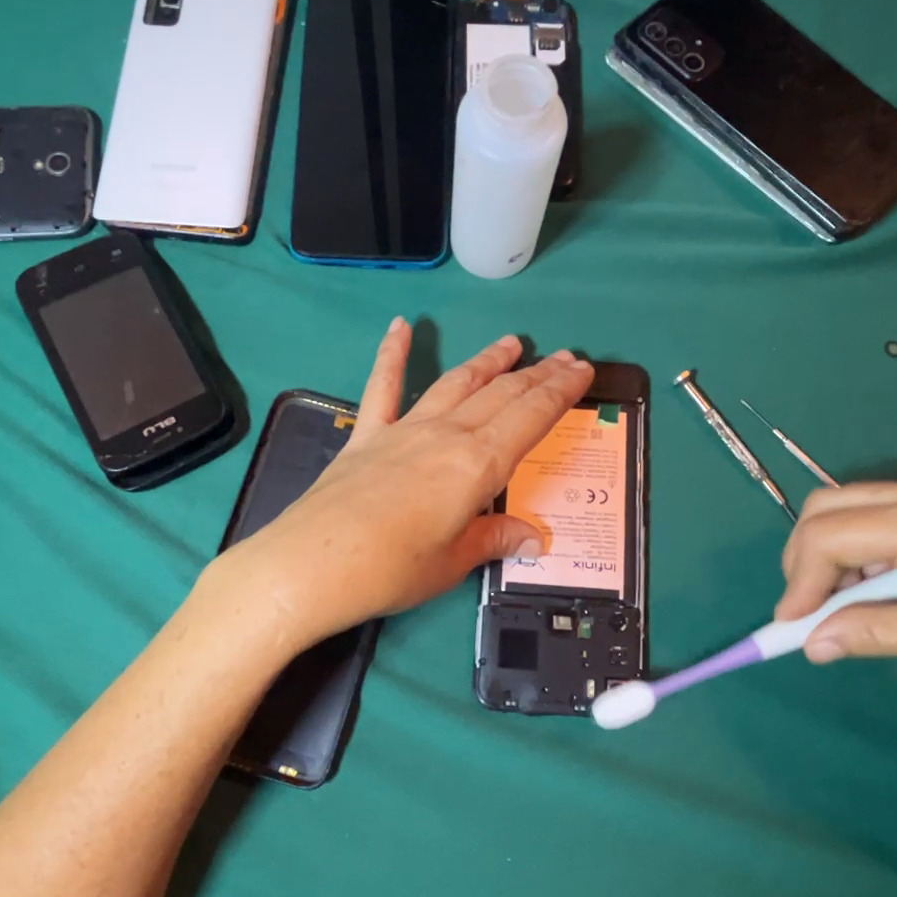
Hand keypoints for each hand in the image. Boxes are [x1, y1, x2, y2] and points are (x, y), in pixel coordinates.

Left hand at [216, 318, 594, 645]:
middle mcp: (446, 435)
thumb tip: (535, 539)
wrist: (314, 564)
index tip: (582, 370)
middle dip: (537, 374)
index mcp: (478, 465)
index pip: (530, 418)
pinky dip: (392, 354)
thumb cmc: (393, 570)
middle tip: (563, 357)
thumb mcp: (454, 562)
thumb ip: (494, 539)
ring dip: (486, 362)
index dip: (560, 392)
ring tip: (511, 343)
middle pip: (500, 395)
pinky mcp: (366, 435)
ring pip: (455, 383)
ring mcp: (404, 429)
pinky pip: (383, 386)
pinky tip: (400, 326)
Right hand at [776, 474, 896, 710]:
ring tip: (850, 610)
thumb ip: (877, 633)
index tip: (792, 628)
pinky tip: (889, 591)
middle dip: (807, 558)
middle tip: (811, 613)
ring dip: (839, 555)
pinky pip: (895, 515)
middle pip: (833, 505)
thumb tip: (812, 644)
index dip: (799, 581)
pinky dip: (872, 551)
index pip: (830, 534)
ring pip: (860, 507)